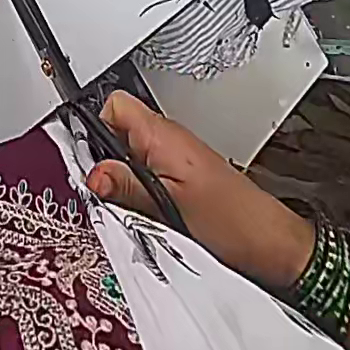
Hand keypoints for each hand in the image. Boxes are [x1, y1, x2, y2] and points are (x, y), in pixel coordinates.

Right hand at [86, 92, 315, 289]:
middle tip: (107, 191)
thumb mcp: (169, 207)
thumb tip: (92, 174)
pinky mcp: (178, 177)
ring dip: (121, 180)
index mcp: (161, 136)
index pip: (114, 106)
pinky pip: (143, 173)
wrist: (268, 243)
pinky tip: (146, 214)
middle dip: (104, 161)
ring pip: (127, 156)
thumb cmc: (232, 221)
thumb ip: (127, 188)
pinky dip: (137, 192)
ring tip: (132, 206)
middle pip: (115, 132)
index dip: (93, 126)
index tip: (81, 157)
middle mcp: (166, 141)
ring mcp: (172, 158)